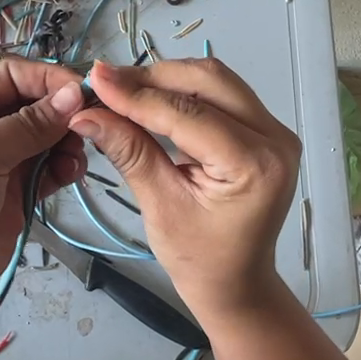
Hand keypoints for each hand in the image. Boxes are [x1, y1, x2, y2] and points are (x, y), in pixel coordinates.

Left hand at [0, 59, 87, 301]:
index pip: (8, 75)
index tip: (81, 92)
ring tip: (76, 156)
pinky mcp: (15, 193)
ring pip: (44, 137)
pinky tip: (70, 174)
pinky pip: (47, 169)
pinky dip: (62, 167)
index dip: (45, 78)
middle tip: (88, 126)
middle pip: (30, 104)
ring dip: (65, 142)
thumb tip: (73, 95)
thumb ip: (28, 123)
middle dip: (60, 112)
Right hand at [68, 59, 300, 315]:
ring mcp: (274, 131)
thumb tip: (86, 113)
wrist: (236, 282)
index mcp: (254, 165)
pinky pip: (221, 95)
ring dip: (166, 80)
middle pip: (208, 80)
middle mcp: (274, 138)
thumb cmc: (198, 259)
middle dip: (153, 77)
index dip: (136, 96)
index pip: (187, 114)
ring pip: (214, 81)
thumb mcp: (159, 207)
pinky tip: (149, 101)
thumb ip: (128, 151)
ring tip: (121, 90)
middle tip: (105, 82)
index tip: (95, 81)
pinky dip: (181, 93)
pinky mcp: (264, 130)